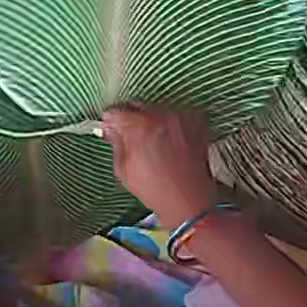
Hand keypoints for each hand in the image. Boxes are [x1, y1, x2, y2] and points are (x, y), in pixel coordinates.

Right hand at [99, 105, 217, 228]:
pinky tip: (170, 140)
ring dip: (151, 119)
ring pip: (157, 108)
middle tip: (131, 135)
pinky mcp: (196, 121)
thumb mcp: (124, 170)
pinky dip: (170, 123)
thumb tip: (110, 129)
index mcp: (140, 127)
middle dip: (131, 118)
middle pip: (137, 106)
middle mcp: (161, 116)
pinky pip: (176, 114)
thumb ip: (115, 143)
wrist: (189, 201)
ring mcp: (181, 117)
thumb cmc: (155, 190)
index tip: (110, 127)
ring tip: (154, 141)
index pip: (115, 110)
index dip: (110, 120)